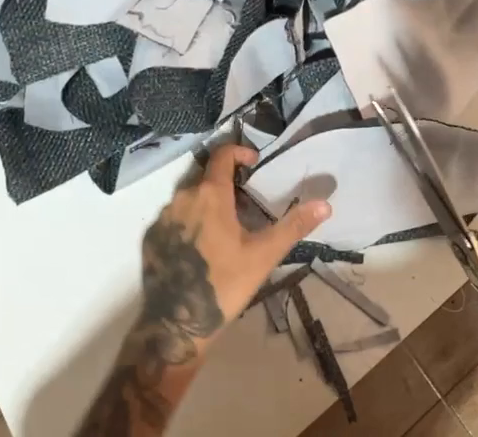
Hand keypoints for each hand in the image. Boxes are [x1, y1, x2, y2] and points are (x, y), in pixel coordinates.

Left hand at [77, 144, 329, 436]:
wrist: (178, 325)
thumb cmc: (225, 285)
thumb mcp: (264, 255)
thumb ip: (293, 226)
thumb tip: (326, 205)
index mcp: (210, 194)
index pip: (222, 155)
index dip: (239, 152)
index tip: (253, 162)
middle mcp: (182, 197)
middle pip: (206, 176)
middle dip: (226, 182)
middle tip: (245, 202)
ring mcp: (163, 217)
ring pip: (188, 197)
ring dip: (207, 202)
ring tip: (226, 226)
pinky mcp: (152, 237)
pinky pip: (174, 218)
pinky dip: (190, 222)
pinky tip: (203, 247)